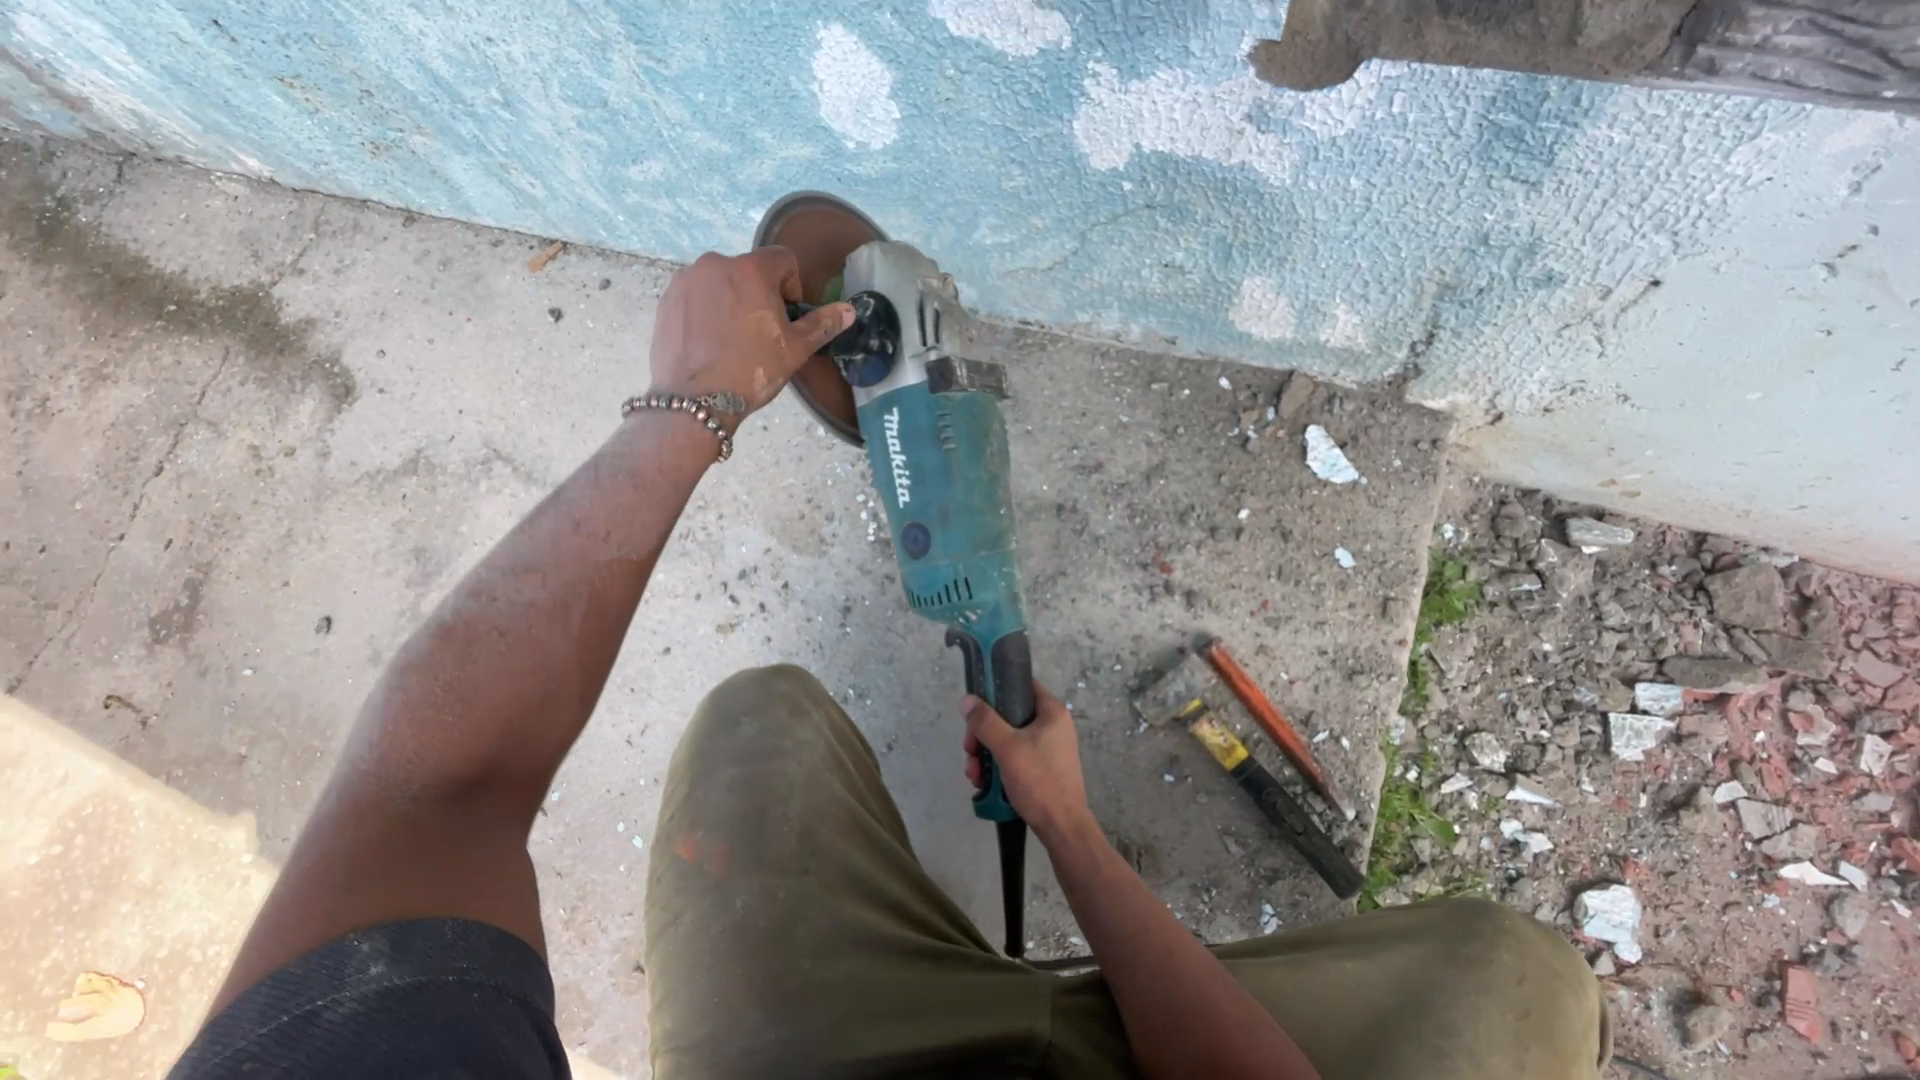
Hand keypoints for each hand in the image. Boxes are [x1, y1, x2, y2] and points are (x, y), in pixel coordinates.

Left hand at [649, 248, 853, 425]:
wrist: (695, 400)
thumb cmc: (751, 371)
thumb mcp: (795, 349)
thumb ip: (822, 324)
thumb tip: (849, 310)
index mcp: (750, 270)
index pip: (782, 259)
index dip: (791, 287)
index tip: (785, 317)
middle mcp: (715, 264)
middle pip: (749, 270)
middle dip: (759, 295)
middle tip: (760, 333)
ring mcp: (686, 280)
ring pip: (720, 282)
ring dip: (731, 301)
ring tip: (732, 340)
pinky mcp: (667, 299)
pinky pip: (696, 295)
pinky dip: (705, 311)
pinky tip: (709, 342)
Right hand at [962, 684, 1091, 842]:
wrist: (1062, 826)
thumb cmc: (1039, 781)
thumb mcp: (1007, 748)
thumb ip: (985, 722)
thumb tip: (967, 700)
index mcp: (1052, 712)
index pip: (1022, 685)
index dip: (997, 689)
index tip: (976, 706)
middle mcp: (1052, 725)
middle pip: (1008, 716)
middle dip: (983, 734)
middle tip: (970, 749)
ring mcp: (1048, 748)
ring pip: (1007, 739)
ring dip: (985, 754)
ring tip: (974, 774)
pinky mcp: (1042, 767)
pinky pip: (1014, 757)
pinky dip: (997, 766)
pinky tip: (983, 783)